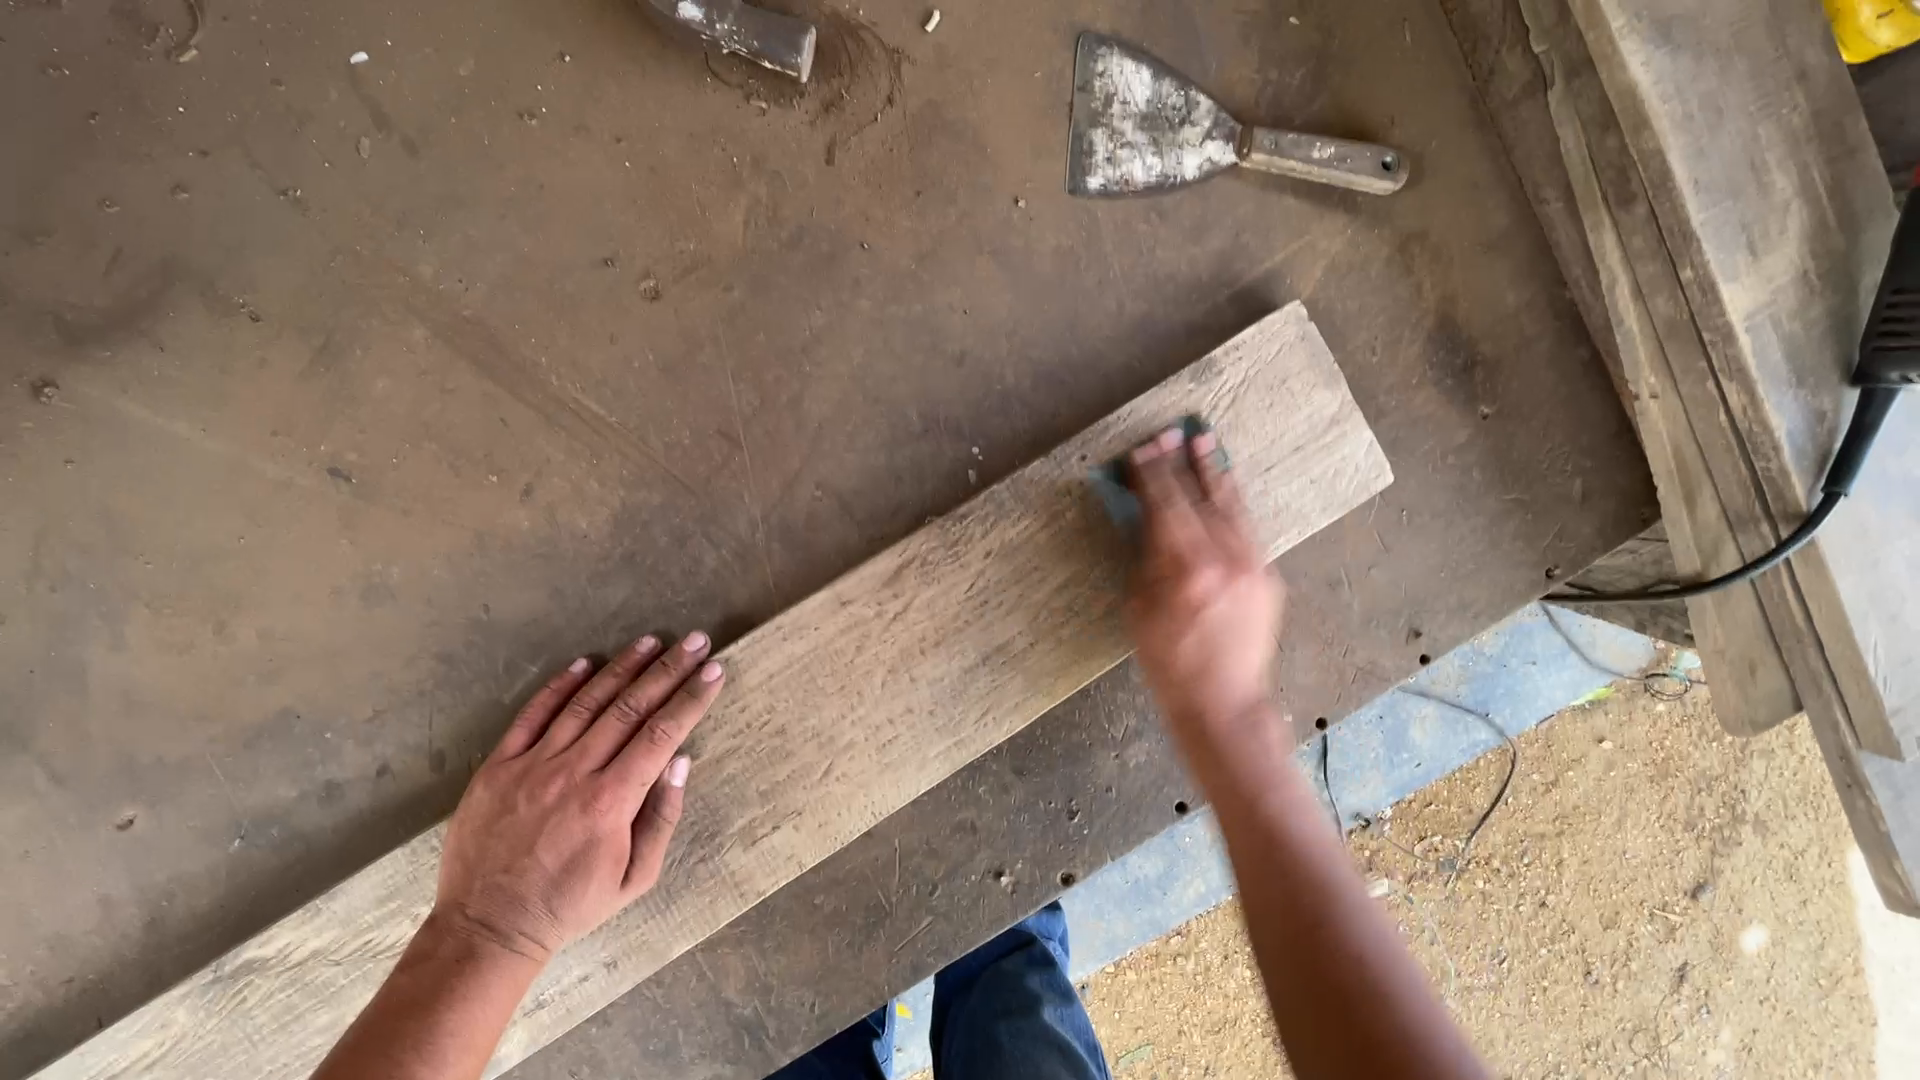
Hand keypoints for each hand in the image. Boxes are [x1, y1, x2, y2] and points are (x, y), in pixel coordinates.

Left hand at [432, 633, 723, 964]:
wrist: (487, 928)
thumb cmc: (571, 905)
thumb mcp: (634, 879)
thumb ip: (661, 819)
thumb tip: (680, 762)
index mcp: (611, 802)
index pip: (661, 734)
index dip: (691, 698)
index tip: (714, 671)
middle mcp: (573, 774)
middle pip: (629, 708)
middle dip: (668, 670)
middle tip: (694, 642)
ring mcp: (531, 766)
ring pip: (585, 703)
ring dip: (622, 668)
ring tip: (651, 641)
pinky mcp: (497, 767)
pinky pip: (532, 715)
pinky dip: (560, 686)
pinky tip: (585, 663)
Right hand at [1124, 425, 1286, 754]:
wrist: (1225, 701)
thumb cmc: (1169, 663)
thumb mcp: (1140, 611)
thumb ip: (1144, 560)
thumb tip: (1143, 521)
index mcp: (1187, 567)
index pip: (1165, 505)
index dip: (1151, 475)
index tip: (1141, 450)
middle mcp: (1225, 558)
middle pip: (1201, 497)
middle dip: (1182, 463)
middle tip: (1172, 432)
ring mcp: (1253, 565)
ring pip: (1232, 507)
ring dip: (1215, 473)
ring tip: (1206, 442)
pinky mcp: (1268, 577)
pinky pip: (1247, 530)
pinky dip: (1231, 506)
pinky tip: (1223, 491)